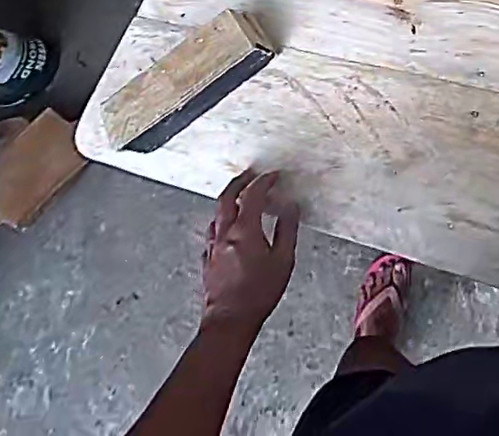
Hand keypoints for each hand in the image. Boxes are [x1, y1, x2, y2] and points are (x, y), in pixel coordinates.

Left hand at [200, 169, 300, 334]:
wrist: (229, 323)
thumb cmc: (257, 293)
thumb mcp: (283, 259)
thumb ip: (287, 229)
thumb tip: (291, 208)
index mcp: (244, 230)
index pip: (252, 195)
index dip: (264, 181)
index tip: (274, 176)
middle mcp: (225, 235)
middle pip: (226, 198)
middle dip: (240, 182)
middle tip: (251, 175)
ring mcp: (213, 248)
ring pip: (216, 215)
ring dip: (228, 200)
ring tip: (240, 197)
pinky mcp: (208, 262)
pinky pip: (212, 232)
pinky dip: (221, 221)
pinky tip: (228, 228)